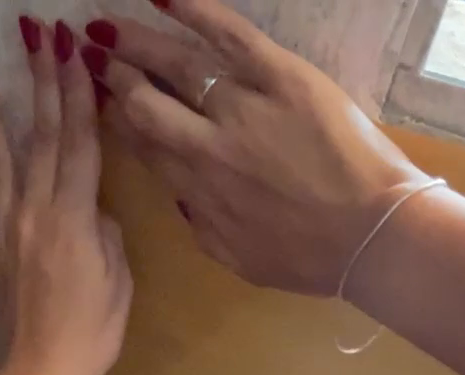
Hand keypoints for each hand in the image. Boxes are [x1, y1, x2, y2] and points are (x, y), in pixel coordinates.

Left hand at [0, 22, 132, 374]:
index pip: (78, 143)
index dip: (78, 94)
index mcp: (73, 217)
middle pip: (39, 138)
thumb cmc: (91, 335)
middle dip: (41, 82)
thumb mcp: (119, 282)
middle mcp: (33, 212)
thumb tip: (91, 209)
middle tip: (38, 32)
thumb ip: (105, 235)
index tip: (76, 49)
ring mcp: (2, 231)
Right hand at [86, 0, 427, 295]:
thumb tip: (180, 196)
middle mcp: (207, 148)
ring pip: (178, 65)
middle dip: (114, 77)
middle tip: (92, 55)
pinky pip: (230, 33)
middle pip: (145, 102)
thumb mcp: (241, 260)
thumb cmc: (309, 258)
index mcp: (198, 193)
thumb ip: (202, 226)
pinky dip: (195, 9)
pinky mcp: (281, 78)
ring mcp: (243, 108)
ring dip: (136, 42)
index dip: (116, 120)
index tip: (99, 102)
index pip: (145, 146)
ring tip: (106, 25)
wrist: (371, 236)